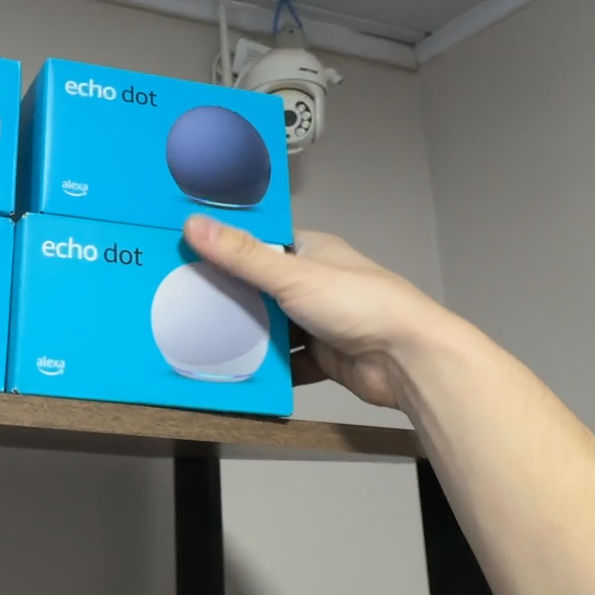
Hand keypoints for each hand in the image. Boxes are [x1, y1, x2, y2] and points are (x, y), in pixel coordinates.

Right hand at [184, 215, 455, 408]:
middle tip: (183, 300)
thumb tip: (191, 224)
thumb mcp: (292, 276)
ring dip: (246, 334)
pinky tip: (234, 370)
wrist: (411, 362)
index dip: (227, 246)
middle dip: (230, 296)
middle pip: (262, 287)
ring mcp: (320, 321)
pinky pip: (286, 360)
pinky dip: (266, 366)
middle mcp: (316, 282)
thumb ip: (241, 255)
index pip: (262, 242)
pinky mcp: (323, 357)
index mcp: (313, 251)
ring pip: (272, 325)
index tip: (186, 254)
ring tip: (199, 336)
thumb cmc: (359, 304)